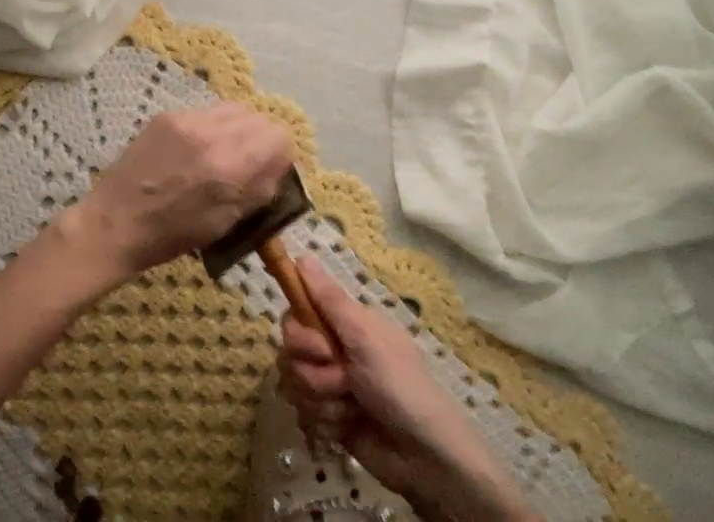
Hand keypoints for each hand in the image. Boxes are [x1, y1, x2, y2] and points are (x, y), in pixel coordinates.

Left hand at [55, 103, 294, 281]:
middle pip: (259, 117)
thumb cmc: (173, 233)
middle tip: (249, 163)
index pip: (279, 135)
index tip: (269, 172)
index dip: (280, 155)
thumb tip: (277, 165)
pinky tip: (196, 150)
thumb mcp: (227, 222)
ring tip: (224, 153)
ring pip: (234, 108)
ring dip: (238, 128)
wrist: (116, 221)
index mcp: (230, 165)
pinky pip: (205, 111)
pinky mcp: (167, 116)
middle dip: (262, 139)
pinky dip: (211, 127)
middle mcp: (211, 133)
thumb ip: (260, 189)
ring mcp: (186, 120)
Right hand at [281, 258, 539, 521]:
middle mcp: (335, 351)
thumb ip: (330, 300)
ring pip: (293, 384)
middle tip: (344, 382)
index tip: (320, 347)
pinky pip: (302, 413)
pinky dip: (325, 423)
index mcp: (347, 325)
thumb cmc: (400, 387)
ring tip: (351, 409)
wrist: (424, 457)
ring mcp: (330, 386)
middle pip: (289, 351)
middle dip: (313, 373)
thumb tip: (303, 255)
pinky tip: (347, 428)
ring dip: (321, 401)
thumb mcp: (366, 339)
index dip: (300, 333)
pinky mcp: (328, 417)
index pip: (297, 313)